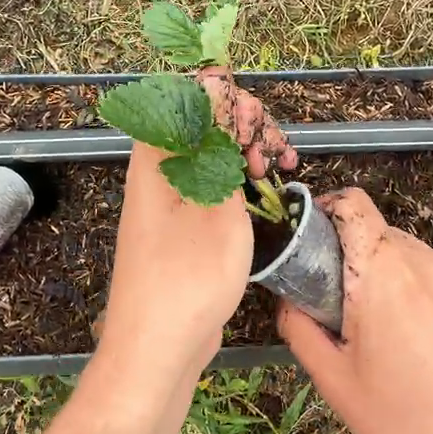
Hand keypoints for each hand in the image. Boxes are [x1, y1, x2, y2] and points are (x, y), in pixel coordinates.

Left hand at [99, 70, 296, 375]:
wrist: (157, 352)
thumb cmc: (187, 276)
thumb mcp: (216, 201)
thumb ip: (217, 139)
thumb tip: (212, 81)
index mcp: (155, 154)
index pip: (186, 95)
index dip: (224, 97)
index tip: (254, 122)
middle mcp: (157, 169)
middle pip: (203, 122)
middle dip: (244, 124)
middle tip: (273, 150)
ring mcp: (168, 198)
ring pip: (211, 153)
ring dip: (246, 151)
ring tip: (277, 166)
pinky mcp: (180, 224)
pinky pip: (210, 183)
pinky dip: (237, 182)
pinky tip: (264, 188)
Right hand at [278, 189, 432, 433]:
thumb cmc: (407, 429)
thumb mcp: (335, 383)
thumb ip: (300, 328)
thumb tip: (289, 299)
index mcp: (384, 274)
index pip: (353, 203)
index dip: (328, 209)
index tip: (314, 239)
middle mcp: (426, 262)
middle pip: (378, 234)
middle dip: (355, 260)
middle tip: (346, 311)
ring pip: (409, 256)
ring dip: (389, 277)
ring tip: (390, 337)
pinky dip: (421, 293)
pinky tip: (425, 345)